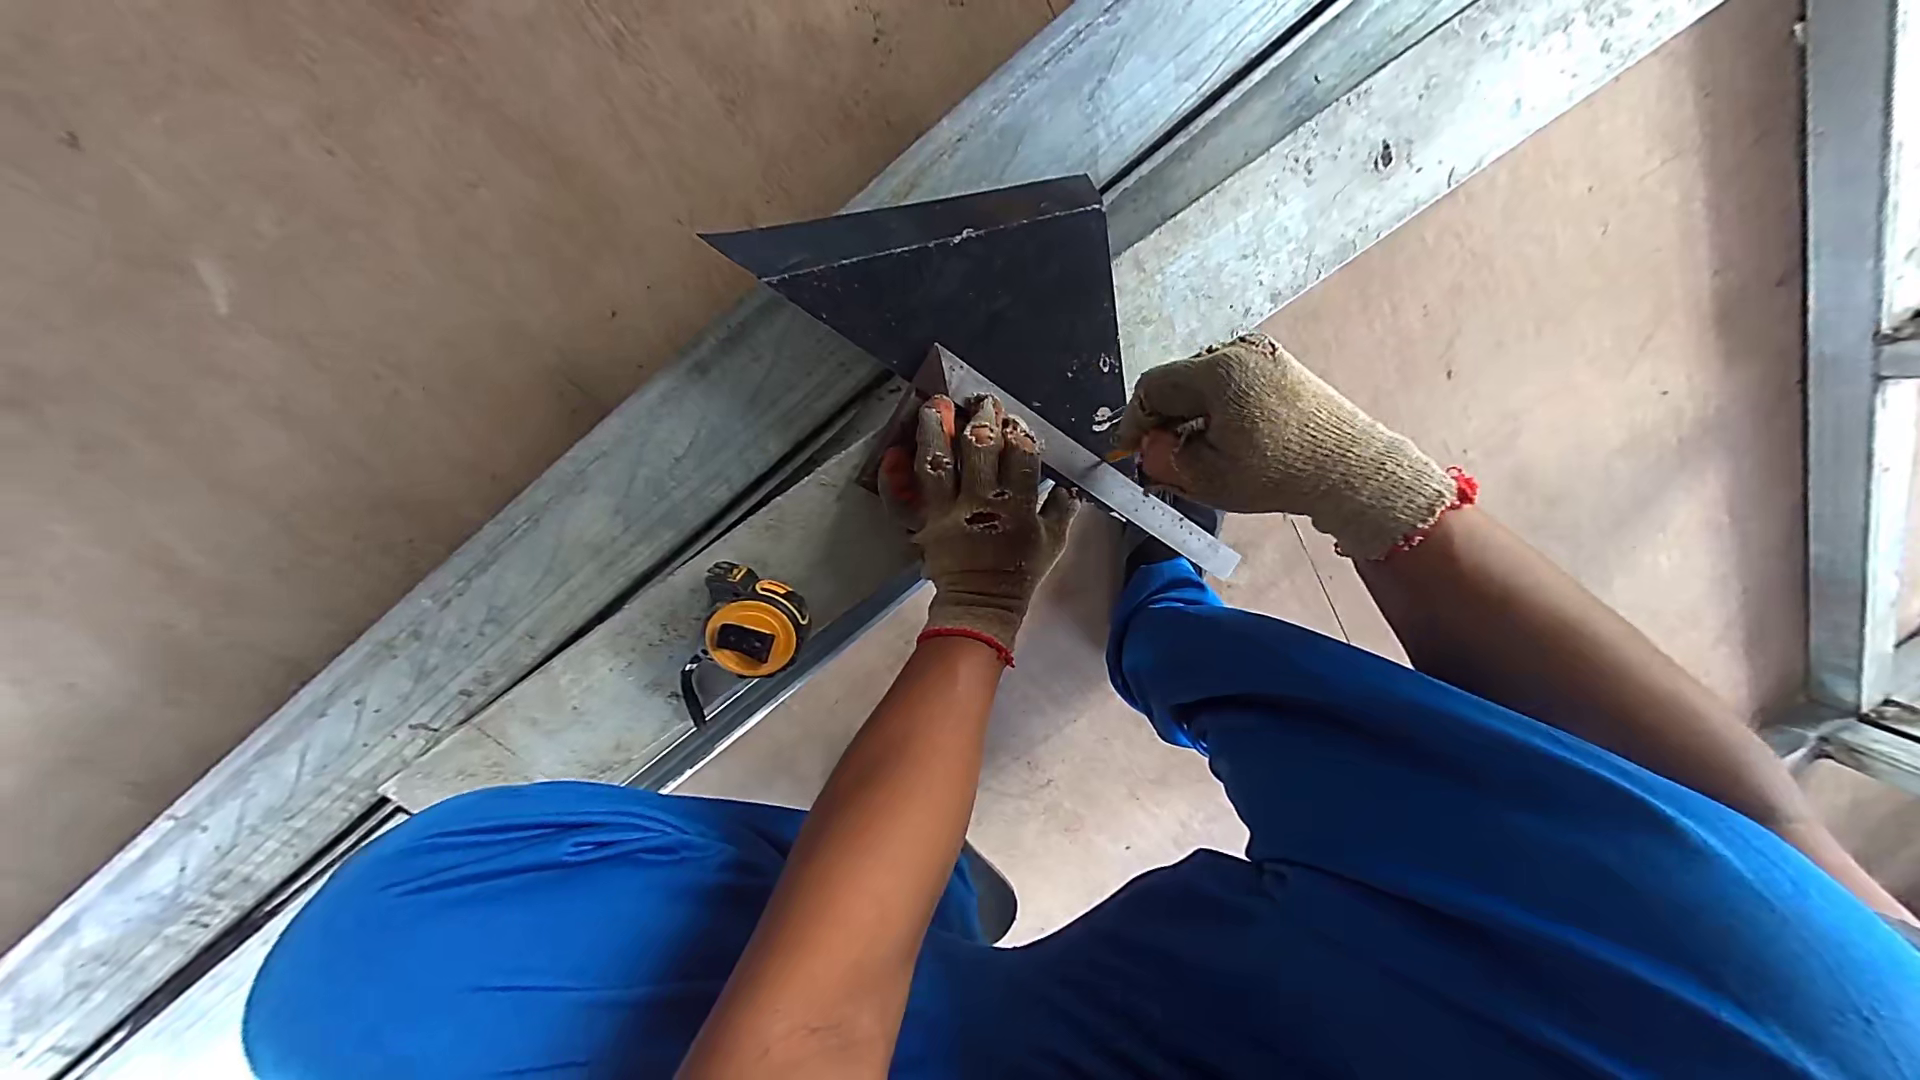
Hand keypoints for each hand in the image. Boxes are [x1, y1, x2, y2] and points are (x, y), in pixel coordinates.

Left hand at [880, 394, 1075, 657]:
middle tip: (981, 402)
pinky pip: (902, 497)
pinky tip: (894, 452)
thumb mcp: (1054, 542)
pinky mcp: (923, 523)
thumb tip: (1068, 482)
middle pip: (979, 450)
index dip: (1016, 432)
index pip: (1021, 457)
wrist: (982, 604)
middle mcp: (981, 504)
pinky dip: (893, 476)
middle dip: (981, 418)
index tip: (1013, 421)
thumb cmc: (1019, 573)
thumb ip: (1062, 508)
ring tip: (935, 406)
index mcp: (1019, 507)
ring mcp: (947, 512)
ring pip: (937, 463)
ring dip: (935, 430)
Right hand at [1116, 332, 1463, 558]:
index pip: (1152, 386)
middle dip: (1161, 419)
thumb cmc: (1280, 474)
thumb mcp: (1206, 476)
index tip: (1129, 451)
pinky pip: (1226, 384)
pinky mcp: (1277, 368)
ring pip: (1198, 383)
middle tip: (1159, 455)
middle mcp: (1238, 351)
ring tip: (1191, 450)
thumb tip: (1146, 446)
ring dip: (1185, 415)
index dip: (1134, 422)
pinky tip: (1219, 438)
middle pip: (1175, 381)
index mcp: (1218, 370)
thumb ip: (1161, 458)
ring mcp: (1262, 356)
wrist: (1352, 472)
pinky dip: (1212, 409)